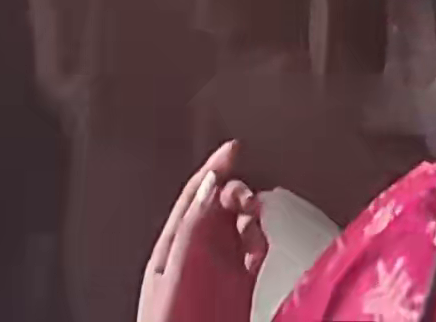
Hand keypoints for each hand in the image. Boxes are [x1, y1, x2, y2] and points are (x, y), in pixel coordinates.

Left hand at [138, 141, 268, 321]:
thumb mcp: (174, 271)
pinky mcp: (239, 287)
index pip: (196, 193)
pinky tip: (262, 244)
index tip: (233, 148)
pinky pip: (253, 253)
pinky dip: (261, 242)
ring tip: (255, 222)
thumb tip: (209, 184)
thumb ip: (192, 227)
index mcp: (175, 243)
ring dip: (250, 216)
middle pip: (220, 205)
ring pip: (240, 225)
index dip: (214, 167)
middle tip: (247, 198)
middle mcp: (198, 250)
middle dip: (236, 192)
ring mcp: (219, 268)